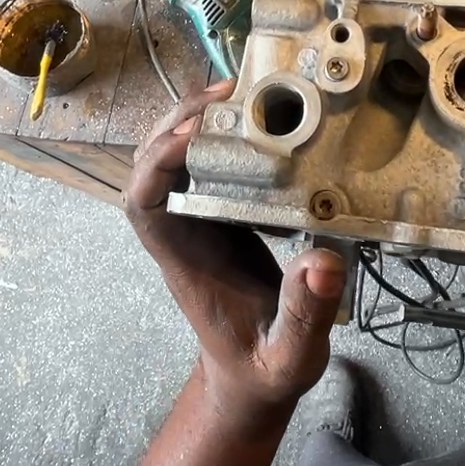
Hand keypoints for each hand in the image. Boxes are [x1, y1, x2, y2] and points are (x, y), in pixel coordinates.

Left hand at [124, 80, 346, 432]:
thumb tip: (322, 262)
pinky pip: (204, 162)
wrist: (255, 374)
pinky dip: (218, 133)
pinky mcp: (221, 210)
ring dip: (194, 119)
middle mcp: (182, 230)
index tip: (197, 135)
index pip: (142, 204)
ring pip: (172, 157)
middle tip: (227, 94)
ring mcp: (198, 218)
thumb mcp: (290, 355)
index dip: (156, 164)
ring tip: (235, 91)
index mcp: (185, 260)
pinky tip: (249, 115)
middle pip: (150, 166)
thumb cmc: (263, 366)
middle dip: (177, 123)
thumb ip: (303, 315)